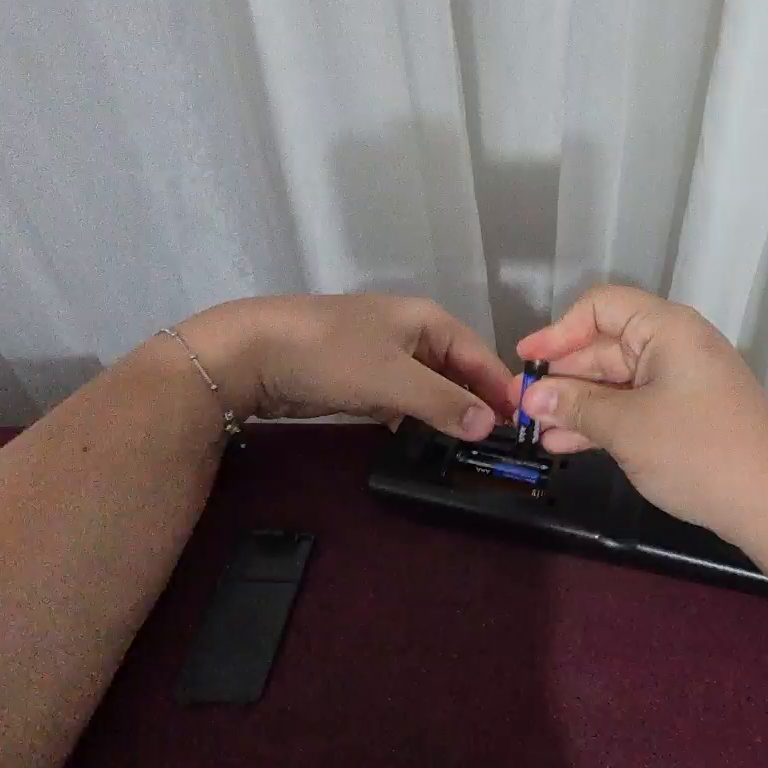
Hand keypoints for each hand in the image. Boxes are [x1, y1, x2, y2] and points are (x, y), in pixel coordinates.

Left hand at [175, 294, 511, 440]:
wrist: (246, 353)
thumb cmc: (330, 354)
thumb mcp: (392, 379)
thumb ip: (443, 402)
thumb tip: (489, 426)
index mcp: (428, 320)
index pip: (480, 354)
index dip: (501, 387)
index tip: (522, 423)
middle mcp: (413, 334)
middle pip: (458, 370)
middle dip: (476, 402)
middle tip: (497, 442)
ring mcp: (385, 355)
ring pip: (430, 386)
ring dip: (446, 412)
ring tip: (468, 446)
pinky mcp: (361, 378)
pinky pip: (403, 398)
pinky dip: (416, 416)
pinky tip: (423, 439)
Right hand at [512, 285, 767, 542]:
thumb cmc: (699, 452)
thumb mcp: (628, 427)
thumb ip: (576, 407)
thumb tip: (531, 397)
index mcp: (667, 329)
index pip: (602, 306)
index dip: (559, 330)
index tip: (525, 361)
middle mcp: (675, 346)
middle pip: (606, 345)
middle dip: (563, 375)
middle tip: (520, 406)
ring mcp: (682, 381)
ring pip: (617, 381)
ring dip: (577, 403)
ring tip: (535, 431)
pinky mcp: (686, 414)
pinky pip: (635, 405)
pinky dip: (604, 421)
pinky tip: (566, 444)